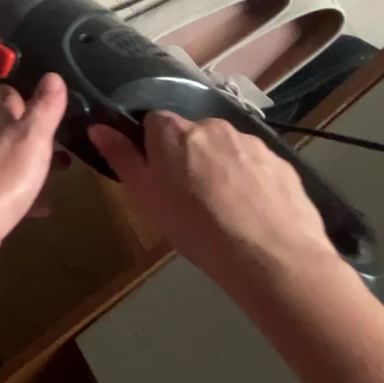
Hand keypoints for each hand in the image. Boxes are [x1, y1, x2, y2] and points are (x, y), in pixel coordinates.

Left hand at [0, 72, 67, 258]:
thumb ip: (43, 109)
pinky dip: (23, 192)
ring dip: (30, 162)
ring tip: (56, 170)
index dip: (22, 94)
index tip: (39, 93)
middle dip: (32, 134)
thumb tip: (52, 75)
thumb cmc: (3, 175)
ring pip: (7, 159)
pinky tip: (40, 206)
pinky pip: (5, 189)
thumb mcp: (31, 138)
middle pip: (8, 130)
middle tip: (59, 141)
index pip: (7, 99)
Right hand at [89, 112, 337, 286]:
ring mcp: (253, 145)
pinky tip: (254, 214)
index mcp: (172, 129)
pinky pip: (259, 168)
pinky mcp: (286, 168)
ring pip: (227, 150)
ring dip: (222, 168)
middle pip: (193, 134)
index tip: (158, 175)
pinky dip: (253, 184)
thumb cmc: (195, 224)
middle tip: (190, 194)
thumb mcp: (144, 194)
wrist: (274, 260)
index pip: (153, 122)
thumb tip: (97, 127)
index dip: (153, 147)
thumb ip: (120, 155)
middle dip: (190, 156)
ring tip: (226, 208)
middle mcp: (212, 126)